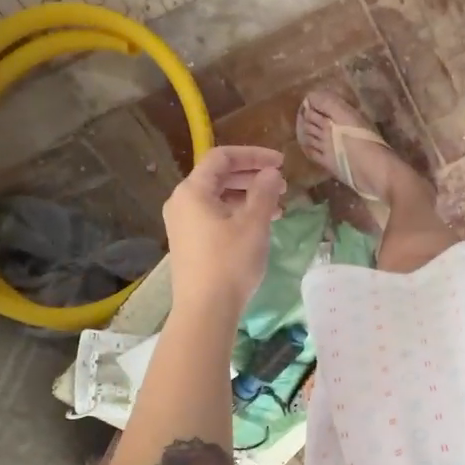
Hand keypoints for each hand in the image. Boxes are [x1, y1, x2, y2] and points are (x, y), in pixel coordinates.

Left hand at [163, 146, 286, 313]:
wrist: (206, 308)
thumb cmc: (230, 262)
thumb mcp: (254, 224)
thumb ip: (264, 193)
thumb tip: (271, 172)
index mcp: (193, 191)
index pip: (222, 158)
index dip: (253, 155)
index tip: (281, 162)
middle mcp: (182, 202)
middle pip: (218, 177)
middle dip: (252, 177)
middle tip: (282, 185)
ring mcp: (183, 223)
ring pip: (218, 198)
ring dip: (248, 197)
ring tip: (276, 207)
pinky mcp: (190, 242)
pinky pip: (215, 216)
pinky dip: (238, 213)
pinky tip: (258, 226)